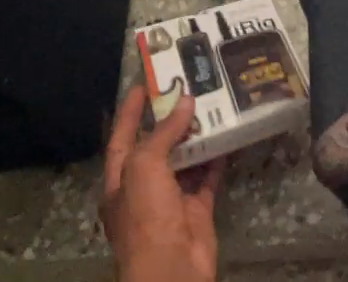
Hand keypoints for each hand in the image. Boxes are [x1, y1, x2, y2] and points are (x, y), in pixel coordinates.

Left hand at [98, 86, 225, 281]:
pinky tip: (228, 134)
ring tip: (212, 104)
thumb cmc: (146, 216)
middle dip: (170, 120)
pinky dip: (217, 157)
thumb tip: (186, 102)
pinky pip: (208, 177)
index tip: (144, 83)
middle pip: (156, 147)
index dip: (130, 111)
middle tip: (189, 88)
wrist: (171, 270)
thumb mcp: (145, 167)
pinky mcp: (197, 209)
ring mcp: (171, 200)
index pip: (122, 138)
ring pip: (185, 160)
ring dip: (197, 135)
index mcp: (119, 181)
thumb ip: (165, 133)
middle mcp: (143, 189)